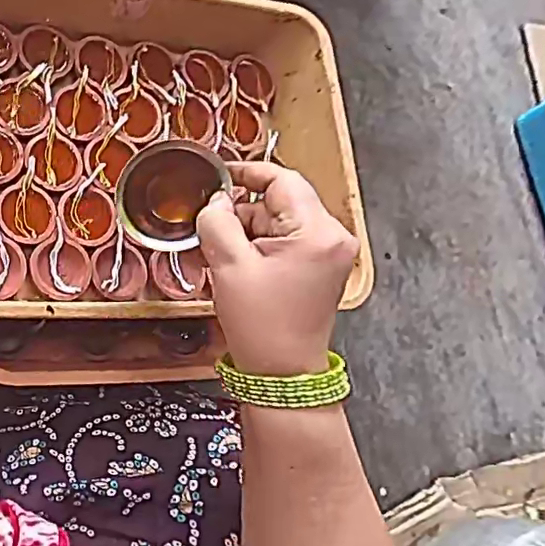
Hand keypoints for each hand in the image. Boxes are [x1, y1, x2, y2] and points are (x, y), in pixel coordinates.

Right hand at [196, 162, 356, 376]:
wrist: (282, 372)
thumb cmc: (263, 326)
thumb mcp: (229, 266)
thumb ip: (217, 222)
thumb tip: (215, 200)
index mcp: (317, 233)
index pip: (282, 180)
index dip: (247, 173)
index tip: (220, 174)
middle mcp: (333, 237)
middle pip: (278, 203)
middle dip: (240, 215)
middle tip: (211, 234)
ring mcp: (329, 253)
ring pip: (278, 223)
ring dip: (246, 233)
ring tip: (223, 261)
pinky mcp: (320, 267)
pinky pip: (284, 241)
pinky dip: (257, 247)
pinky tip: (237, 267)